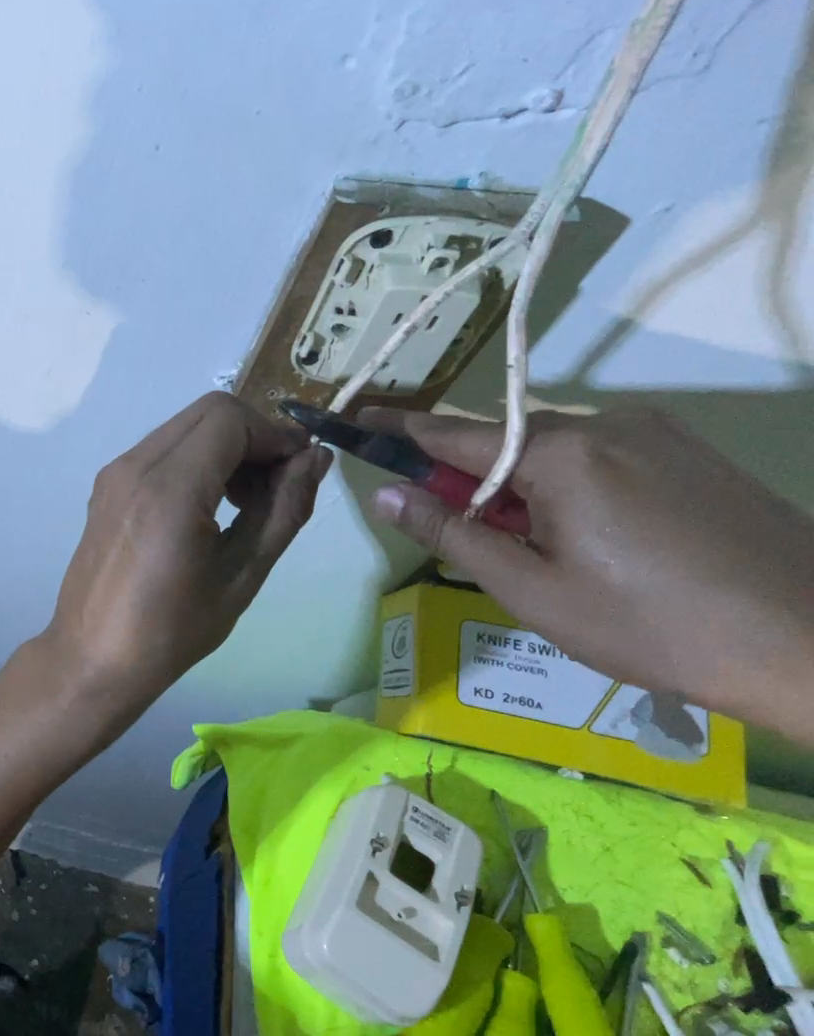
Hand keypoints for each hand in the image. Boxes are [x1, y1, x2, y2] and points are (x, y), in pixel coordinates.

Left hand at [40, 392, 331, 715]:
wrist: (93, 656)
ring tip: (245, 503)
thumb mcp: (242, 574)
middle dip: (253, 437)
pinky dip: (194, 460)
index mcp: (168, 488)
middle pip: (208, 412)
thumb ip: (284, 509)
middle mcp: (133, 467)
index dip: (276, 435)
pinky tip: (208, 507)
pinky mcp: (105, 488)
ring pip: (182, 427)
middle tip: (277, 487)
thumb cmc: (172, 629)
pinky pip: (159, 450)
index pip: (231, 419)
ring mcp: (112, 475)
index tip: (302, 470)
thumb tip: (314, 457)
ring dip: (224, 447)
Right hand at [363, 406, 813, 740]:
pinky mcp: (693, 455)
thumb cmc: (652, 626)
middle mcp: (607, 426)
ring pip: (554, 450)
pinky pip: (601, 456)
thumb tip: (386, 493)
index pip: (450, 433)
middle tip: (462, 533)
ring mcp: (659, 435)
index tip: (354, 420)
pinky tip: (590, 540)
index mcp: (561, 454)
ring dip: (521, 486)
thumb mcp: (530, 589)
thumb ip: (451, 532)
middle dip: (468, 476)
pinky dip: (568, 486)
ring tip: (538, 552)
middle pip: (503, 441)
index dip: (397, 430)